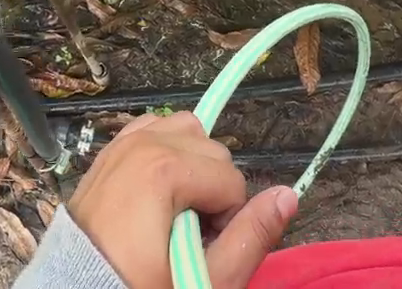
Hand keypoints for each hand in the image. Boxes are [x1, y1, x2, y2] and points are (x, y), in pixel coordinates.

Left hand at [66, 112, 297, 288]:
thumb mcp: (204, 282)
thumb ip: (251, 238)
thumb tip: (289, 195)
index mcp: (163, 167)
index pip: (231, 181)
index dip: (227, 222)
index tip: (201, 253)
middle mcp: (142, 141)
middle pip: (212, 151)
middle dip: (212, 193)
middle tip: (188, 239)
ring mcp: (123, 140)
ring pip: (187, 131)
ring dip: (193, 166)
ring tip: (174, 214)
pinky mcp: (111, 147)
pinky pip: (155, 128)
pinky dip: (166, 151)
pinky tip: (157, 193)